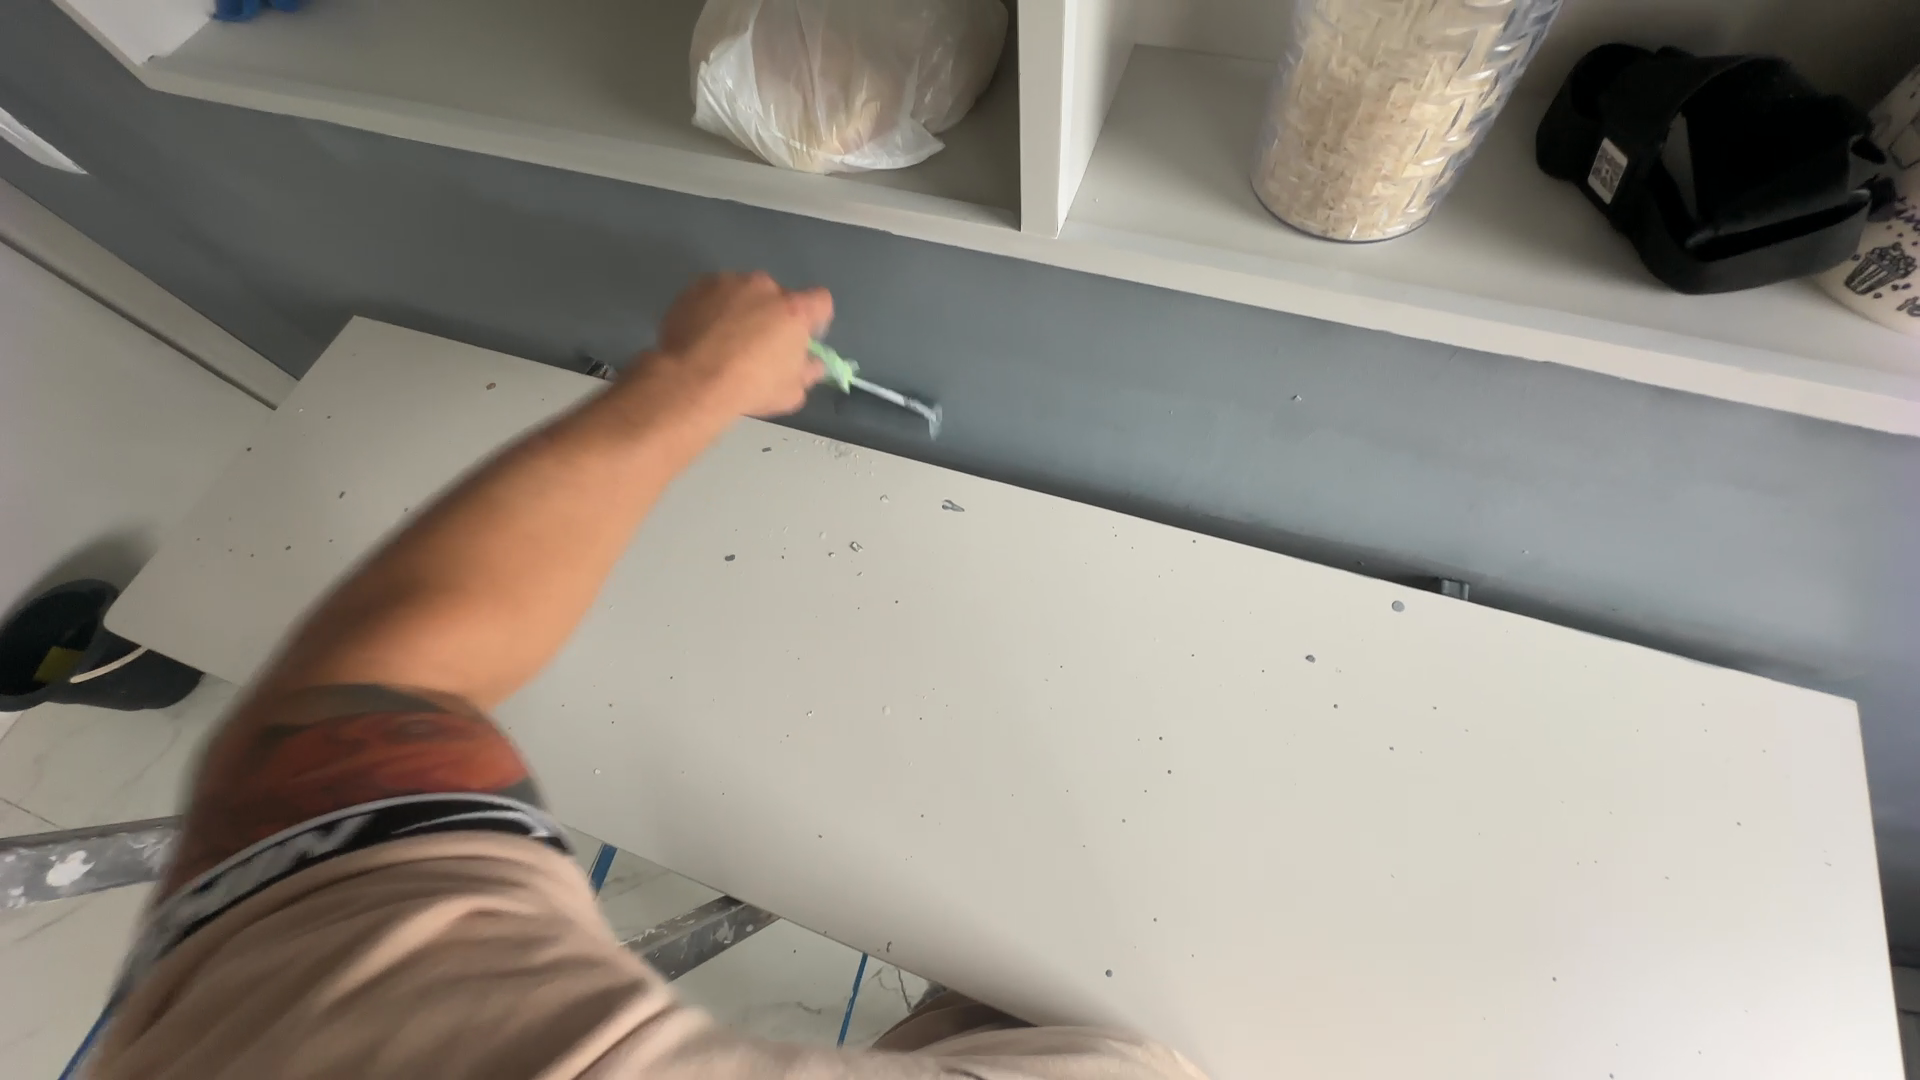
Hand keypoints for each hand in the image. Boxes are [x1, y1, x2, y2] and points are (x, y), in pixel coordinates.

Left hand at [633, 272, 831, 420]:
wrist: (691, 380)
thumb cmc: (750, 388)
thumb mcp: (792, 393)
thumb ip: (808, 372)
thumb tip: (811, 363)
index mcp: (794, 311)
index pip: (821, 301)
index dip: (815, 318)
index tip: (803, 336)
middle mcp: (764, 287)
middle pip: (778, 296)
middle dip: (773, 315)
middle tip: (759, 344)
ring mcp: (728, 282)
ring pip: (745, 292)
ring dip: (743, 309)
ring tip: (726, 339)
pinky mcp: (697, 286)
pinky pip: (715, 293)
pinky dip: (714, 308)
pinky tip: (704, 333)